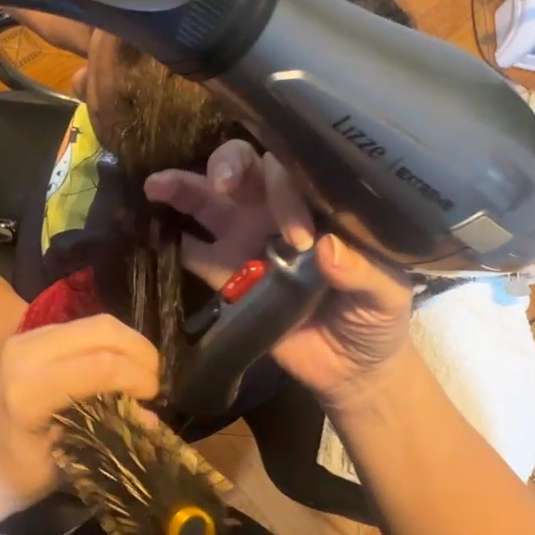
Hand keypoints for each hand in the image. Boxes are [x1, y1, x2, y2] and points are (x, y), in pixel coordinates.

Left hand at [0, 315, 161, 521]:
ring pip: (93, 323)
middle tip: (154, 383)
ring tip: (140, 376)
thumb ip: (108, 434)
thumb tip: (153, 419)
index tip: (155, 398)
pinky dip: (106, 343)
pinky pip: (79, 328)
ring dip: (125, 344)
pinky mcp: (27, 337)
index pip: (100, 366)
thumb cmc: (13, 480)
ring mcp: (24, 339)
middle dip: (139, 351)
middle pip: (101, 329)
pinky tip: (116, 368)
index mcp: (29, 390)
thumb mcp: (66, 465)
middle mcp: (24, 353)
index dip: (137, 376)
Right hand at [144, 140, 412, 406]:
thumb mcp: (386, 296)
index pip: (297, 176)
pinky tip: (147, 225)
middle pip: (249, 168)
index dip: (288, 193)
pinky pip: (191, 248)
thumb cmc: (376, 318)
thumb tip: (329, 249)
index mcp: (320, 207)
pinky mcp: (224, 274)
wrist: (348, 368)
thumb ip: (365, 272)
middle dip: (231, 165)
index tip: (298, 236)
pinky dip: (168, 235)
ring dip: (185, 185)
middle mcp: (279, 212)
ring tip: (158, 184)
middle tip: (225, 186)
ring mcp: (247, 239)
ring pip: (211, 198)